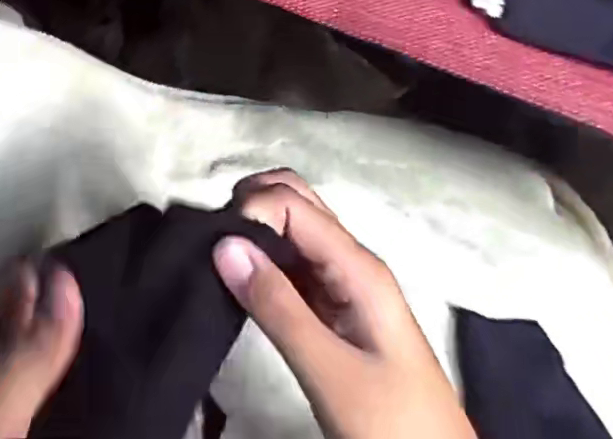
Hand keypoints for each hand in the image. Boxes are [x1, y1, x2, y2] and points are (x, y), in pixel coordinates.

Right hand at [213, 171, 473, 438]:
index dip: (251, 212)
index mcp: (358, 266)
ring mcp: (343, 282)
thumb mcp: (332, 376)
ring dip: (253, 227)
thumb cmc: (393, 427)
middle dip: (250, 204)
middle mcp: (351, 261)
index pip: (291, 201)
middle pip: (294, 197)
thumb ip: (277, 307)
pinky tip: (240, 279)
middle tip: (219, 244)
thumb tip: (223, 242)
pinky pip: (290, 258)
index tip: (221, 251)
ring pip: (291, 225)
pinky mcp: (331, 306)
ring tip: (223, 261)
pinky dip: (260, 254)